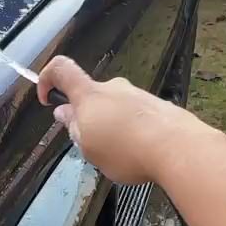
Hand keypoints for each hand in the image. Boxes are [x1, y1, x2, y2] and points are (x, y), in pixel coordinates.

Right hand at [37, 56, 215, 184]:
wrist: (179, 148)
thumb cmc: (127, 151)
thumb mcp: (90, 149)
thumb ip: (75, 129)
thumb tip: (64, 113)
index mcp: (90, 96)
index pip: (61, 70)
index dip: (47, 79)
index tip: (46, 100)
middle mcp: (113, 88)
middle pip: (90, 97)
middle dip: (86, 119)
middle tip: (93, 147)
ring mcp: (138, 95)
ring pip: (114, 108)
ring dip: (111, 128)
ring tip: (121, 156)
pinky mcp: (158, 106)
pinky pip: (136, 116)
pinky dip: (132, 132)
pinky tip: (141, 153)